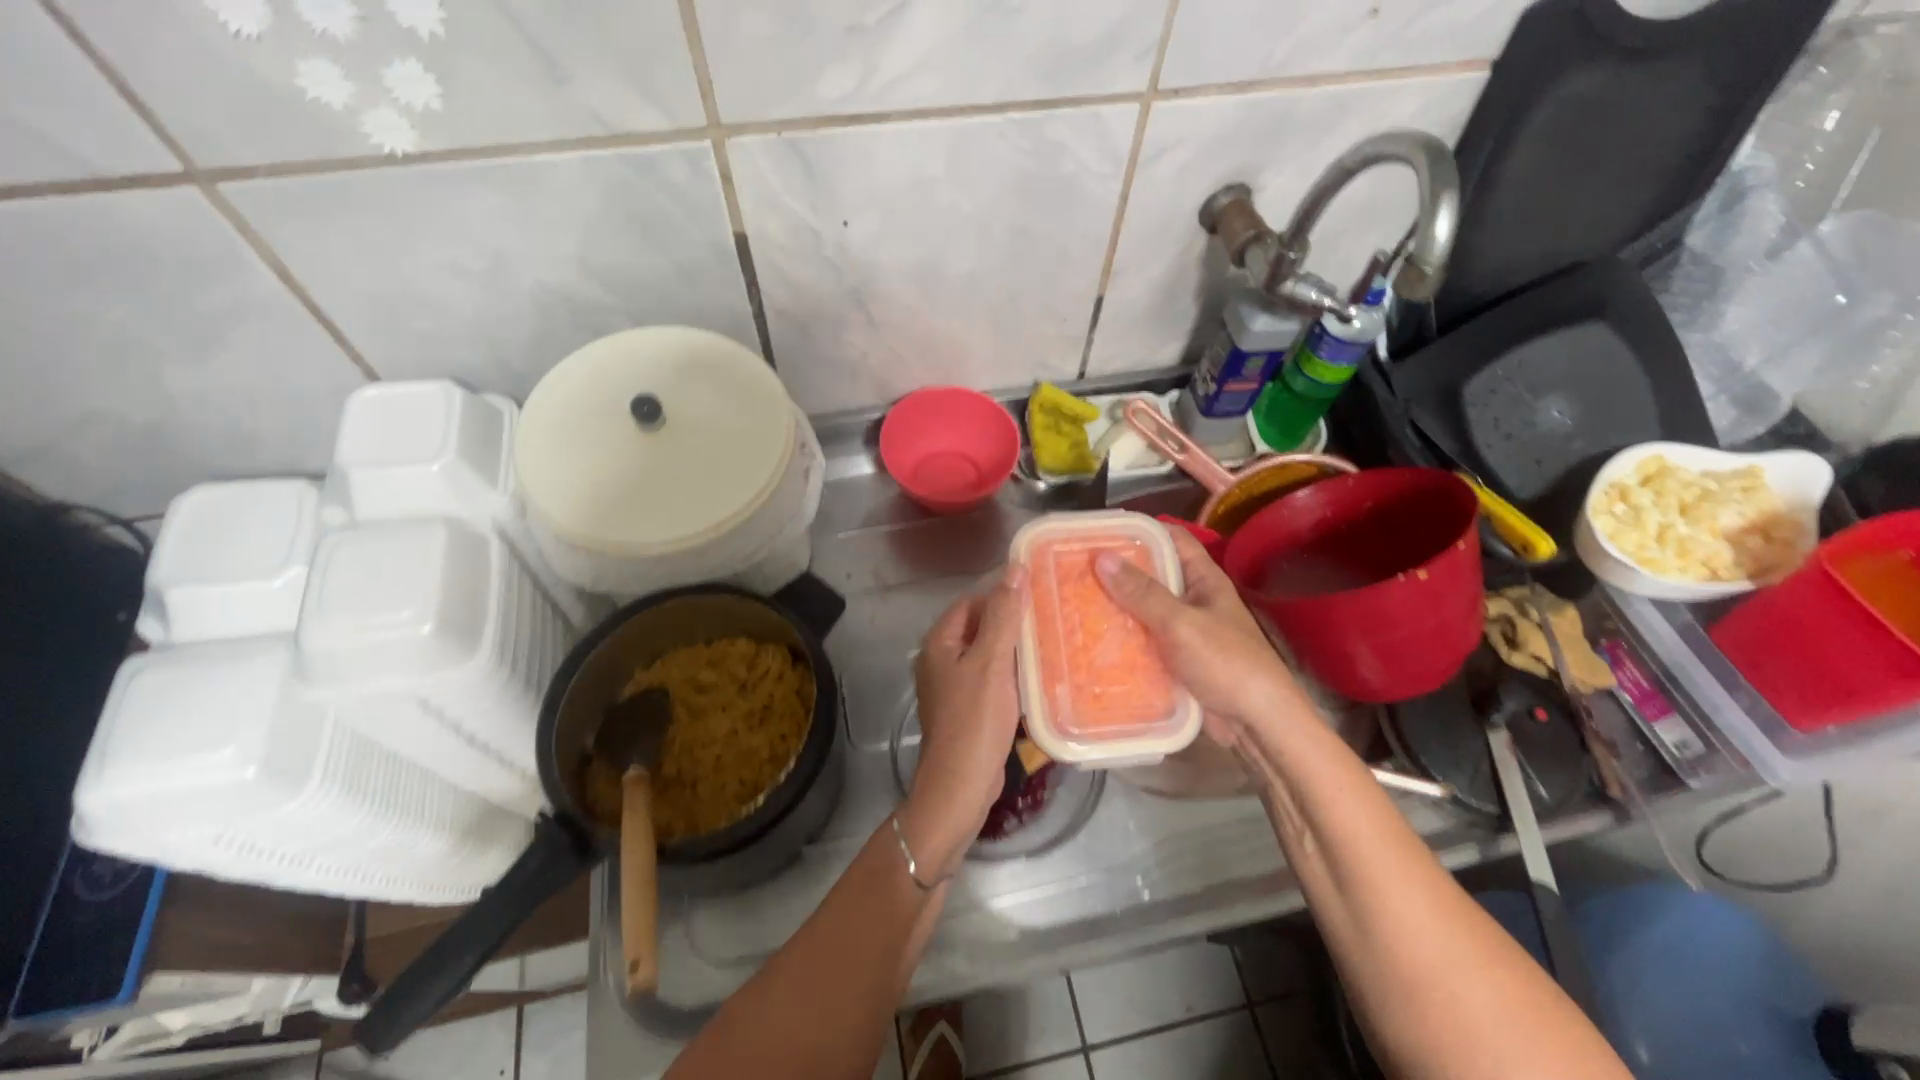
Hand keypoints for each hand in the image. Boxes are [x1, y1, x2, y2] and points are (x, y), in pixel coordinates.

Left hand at [900, 566, 1027, 877]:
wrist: (961, 785)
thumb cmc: (974, 720)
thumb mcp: (993, 662)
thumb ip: (1004, 616)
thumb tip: (1015, 569)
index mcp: (939, 644)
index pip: (970, 603)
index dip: (1000, 594)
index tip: (1037, 591)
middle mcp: (940, 661)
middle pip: (979, 628)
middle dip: (1011, 622)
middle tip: (1051, 615)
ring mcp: (953, 688)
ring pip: (988, 656)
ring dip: (1015, 651)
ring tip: (1052, 642)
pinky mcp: (968, 711)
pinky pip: (992, 681)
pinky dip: (1013, 677)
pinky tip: (1040, 679)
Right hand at [1094, 528, 1306, 752]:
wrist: (1256, 723)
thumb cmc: (1226, 662)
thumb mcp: (1180, 623)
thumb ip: (1142, 592)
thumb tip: (1102, 557)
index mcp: (1205, 580)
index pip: (1173, 540)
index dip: (1141, 532)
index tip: (1102, 532)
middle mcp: (1195, 601)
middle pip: (1154, 576)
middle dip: (1119, 573)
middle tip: (1076, 569)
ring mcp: (1186, 634)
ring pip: (1145, 613)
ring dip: (1117, 610)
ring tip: (1075, 602)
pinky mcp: (1177, 663)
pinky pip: (1145, 645)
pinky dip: (1123, 643)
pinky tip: (1092, 644)